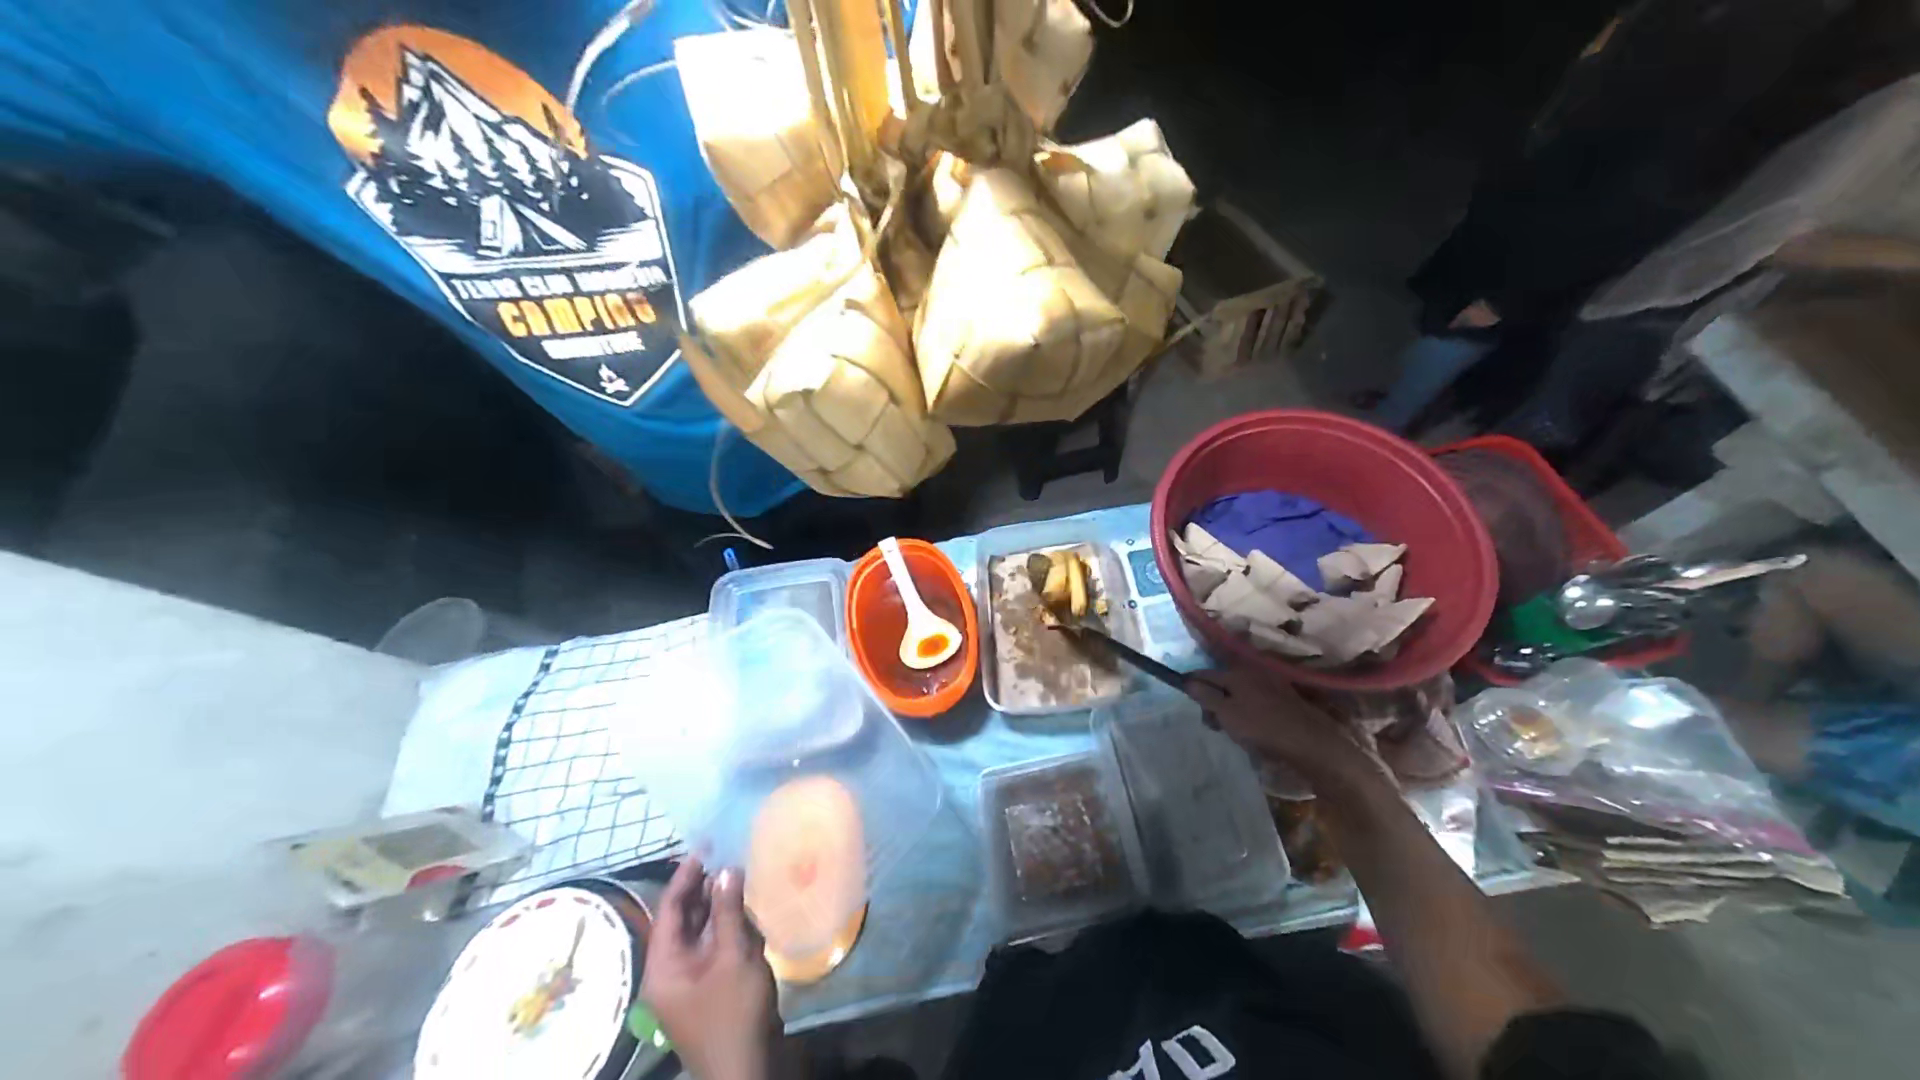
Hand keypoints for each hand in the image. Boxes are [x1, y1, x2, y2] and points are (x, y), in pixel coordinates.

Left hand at [642, 857, 778, 1079]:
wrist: (748, 1070)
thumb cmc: (734, 1012)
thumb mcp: (734, 956)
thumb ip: (727, 911)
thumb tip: (725, 871)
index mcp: (664, 967)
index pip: (669, 911)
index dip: (684, 877)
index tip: (703, 849)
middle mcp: (671, 973)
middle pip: (683, 921)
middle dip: (704, 889)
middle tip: (726, 858)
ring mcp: (691, 984)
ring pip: (701, 933)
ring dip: (719, 907)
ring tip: (739, 877)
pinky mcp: (710, 990)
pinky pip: (714, 949)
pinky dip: (728, 929)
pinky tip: (748, 912)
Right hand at [1187, 666, 1375, 786]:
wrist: (1310, 744)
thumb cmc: (1262, 728)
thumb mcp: (1226, 713)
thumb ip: (1205, 695)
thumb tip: (1187, 680)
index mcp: (1236, 673)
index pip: (1204, 674)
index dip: (1192, 687)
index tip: (1188, 703)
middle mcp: (1253, 672)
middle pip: (1222, 683)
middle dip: (1213, 701)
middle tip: (1214, 725)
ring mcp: (1271, 684)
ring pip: (1239, 693)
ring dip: (1231, 708)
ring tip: (1234, 732)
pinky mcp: (1285, 698)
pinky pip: (1256, 700)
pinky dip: (1248, 711)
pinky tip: (1253, 730)